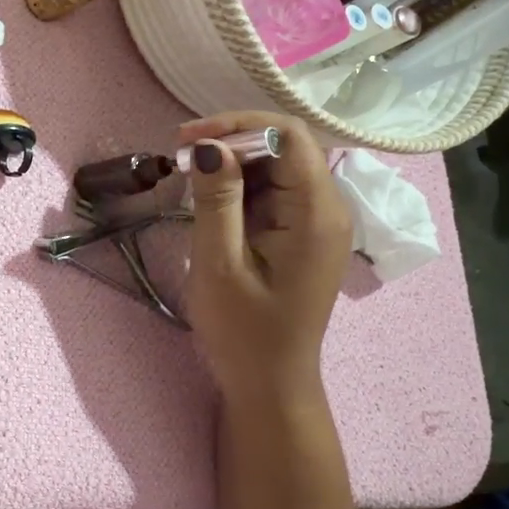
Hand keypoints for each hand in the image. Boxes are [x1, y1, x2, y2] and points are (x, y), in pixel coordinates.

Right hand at [180, 112, 352, 402]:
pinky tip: (209, 198)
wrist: (268, 382)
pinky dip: (240, 185)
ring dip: (234, 162)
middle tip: (180, 156)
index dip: (239, 126)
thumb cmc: (243, 329)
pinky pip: (274, 192)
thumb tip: (210, 145)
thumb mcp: (219, 263)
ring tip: (188, 175)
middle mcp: (328, 209)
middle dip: (233, 141)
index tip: (188, 140)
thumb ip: (217, 200)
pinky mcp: (301, 235)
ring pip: (278, 167)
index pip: (289, 137)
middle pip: (286, 147)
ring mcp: (317, 223)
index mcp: (317, 214)